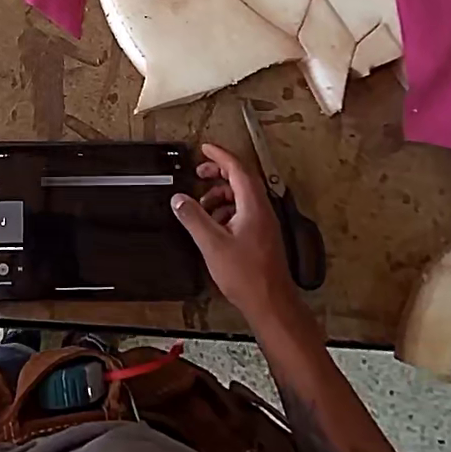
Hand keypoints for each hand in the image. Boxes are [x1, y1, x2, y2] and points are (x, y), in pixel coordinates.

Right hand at [171, 142, 298, 325]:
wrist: (270, 302)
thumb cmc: (249, 276)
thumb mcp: (212, 244)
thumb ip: (193, 218)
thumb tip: (180, 200)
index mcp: (253, 206)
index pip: (237, 169)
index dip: (220, 156)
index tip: (206, 149)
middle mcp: (261, 211)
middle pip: (241, 180)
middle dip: (218, 173)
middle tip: (199, 173)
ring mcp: (263, 223)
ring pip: (241, 197)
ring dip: (220, 195)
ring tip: (201, 205)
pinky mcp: (261, 236)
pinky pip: (243, 212)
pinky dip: (226, 210)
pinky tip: (213, 224)